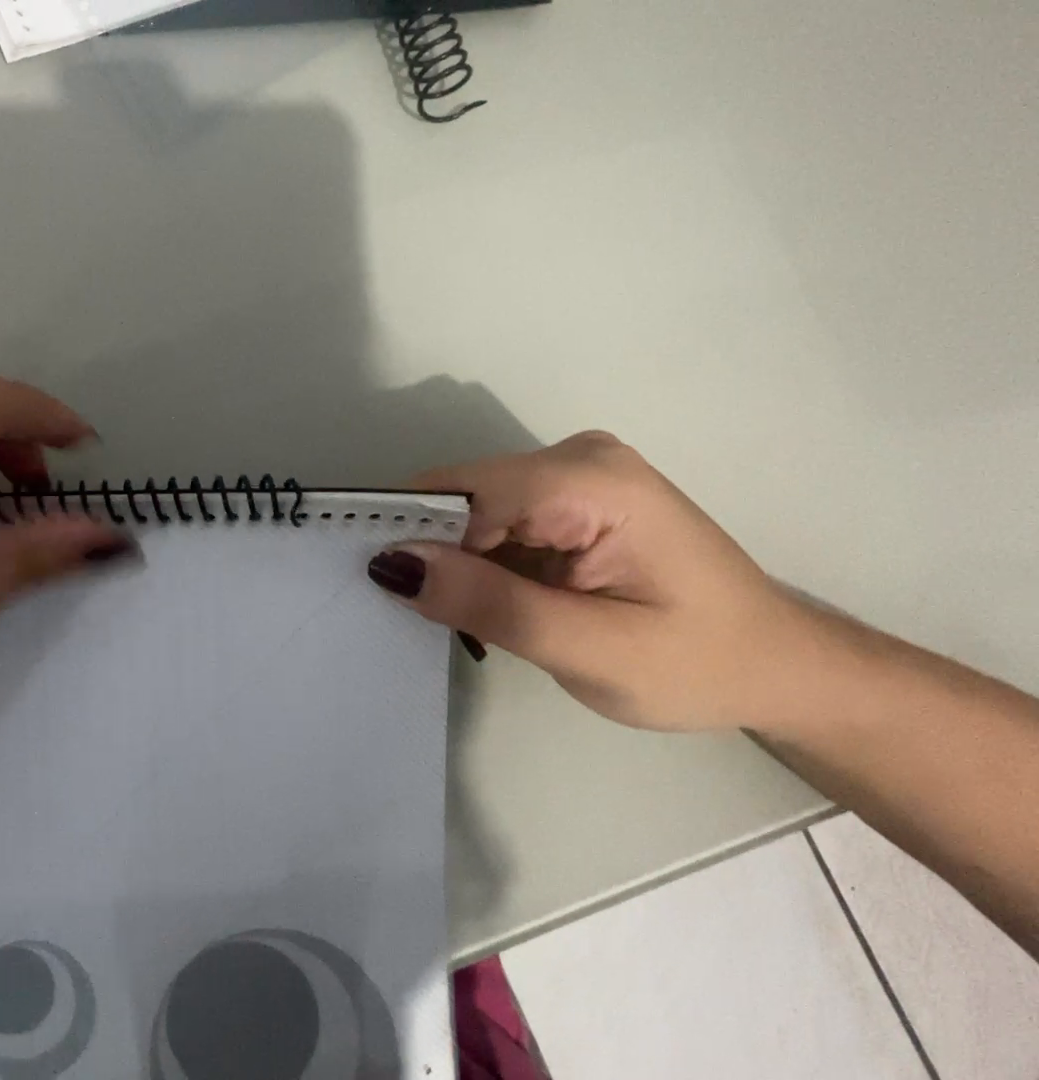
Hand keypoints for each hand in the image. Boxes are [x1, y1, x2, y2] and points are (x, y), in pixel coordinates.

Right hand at [368, 431, 828, 733]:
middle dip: (437, 558)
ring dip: (457, 566)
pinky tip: (504, 604)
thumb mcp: (588, 650)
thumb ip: (491, 603)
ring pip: (467, 512)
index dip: (418, 541)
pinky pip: (490, 521)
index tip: (394, 600)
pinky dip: (479, 565)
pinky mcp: (569, 497)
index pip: (461, 494)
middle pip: (459, 498)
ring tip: (483, 623)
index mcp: (591, 481)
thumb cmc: (696, 665)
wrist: (776, 668)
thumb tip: (392, 562)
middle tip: (453, 626)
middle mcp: (576, 457)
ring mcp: (573, 474)